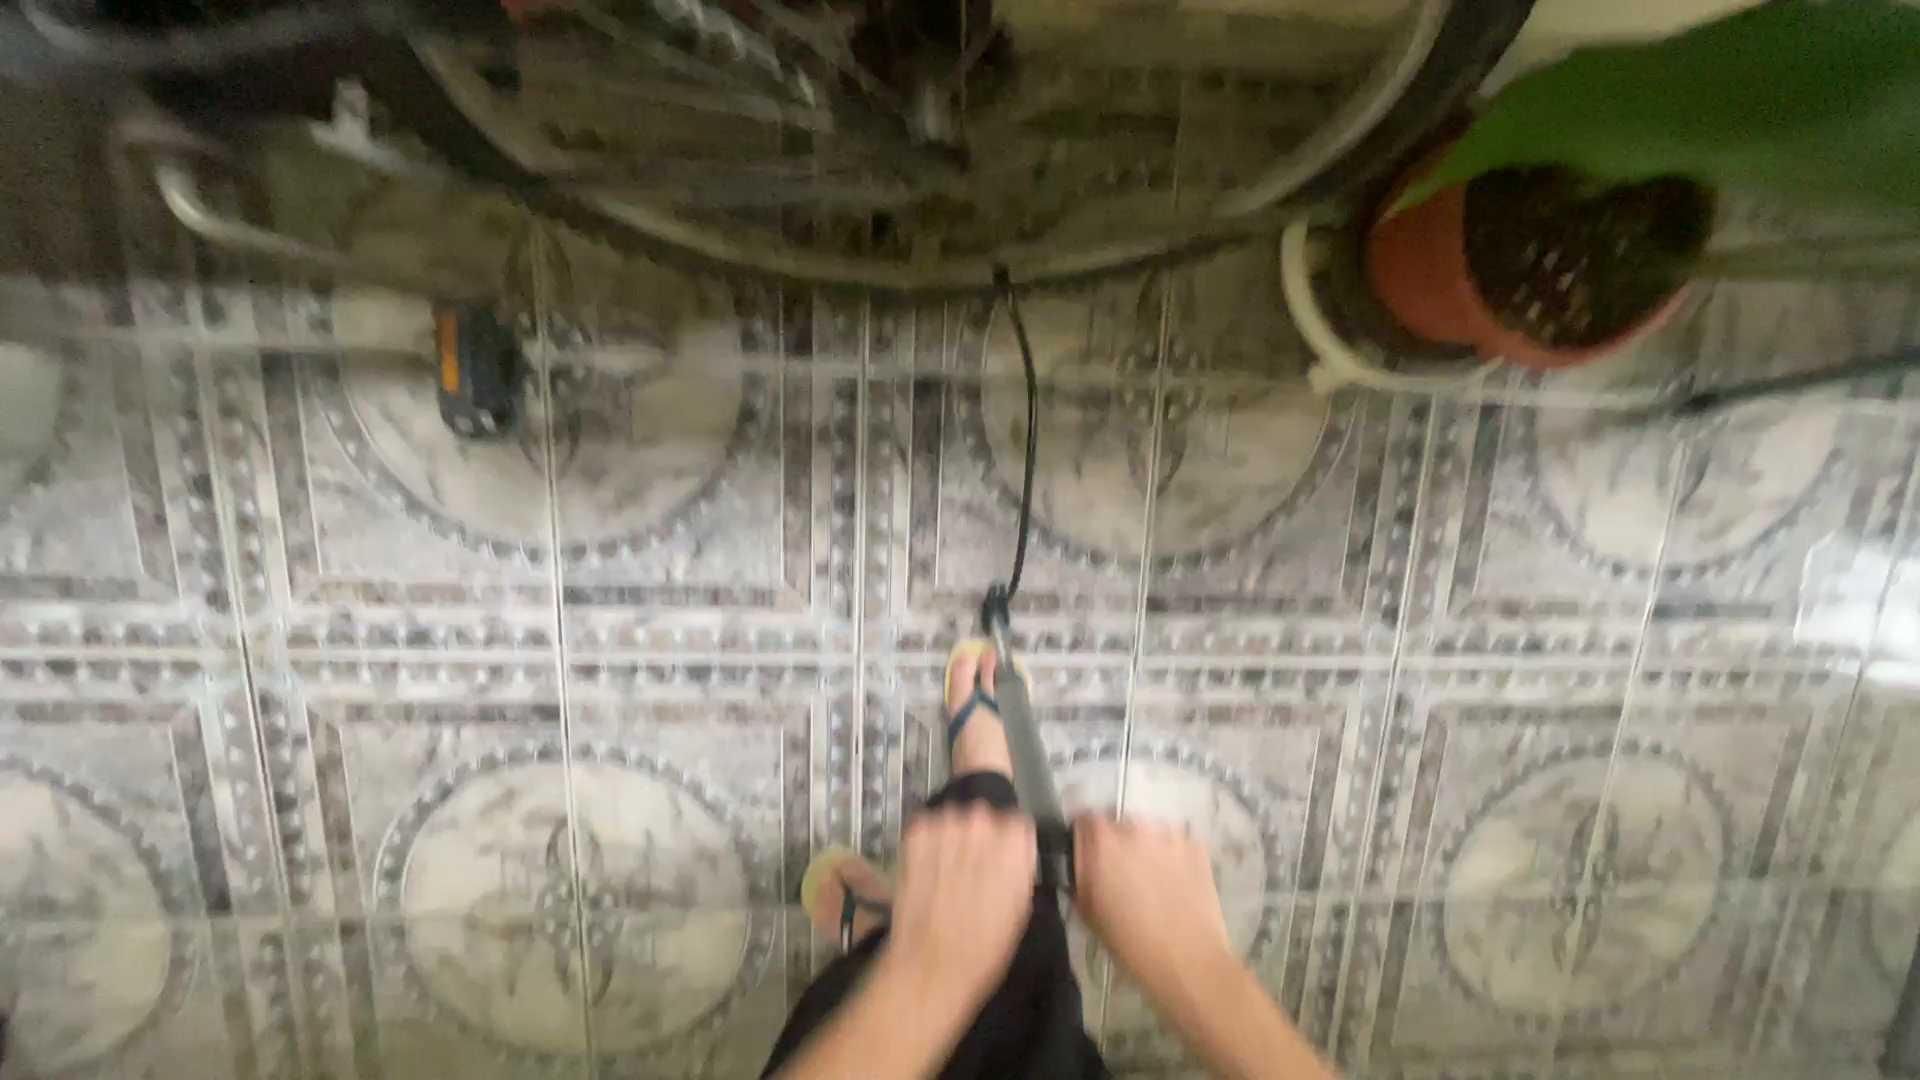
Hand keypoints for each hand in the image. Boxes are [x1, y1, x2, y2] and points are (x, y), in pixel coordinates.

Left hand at [878, 806, 1036, 1009]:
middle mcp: (982, 822)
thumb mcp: (1020, 908)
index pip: (1016, 823)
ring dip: (953, 840)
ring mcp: (946, 824)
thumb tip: (1016, 847)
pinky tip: (928, 871)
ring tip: (947, 873)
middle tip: (973, 870)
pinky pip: (927, 828)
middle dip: (979, 838)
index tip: (1001, 862)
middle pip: (984, 816)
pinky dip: (928, 844)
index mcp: (1014, 841)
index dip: (1008, 844)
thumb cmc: (985, 948)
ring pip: (954, 820)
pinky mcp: (917, 833)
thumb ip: (1020, 866)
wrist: (931, 967)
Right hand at [1073, 816, 1240, 1006]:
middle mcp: (1133, 828)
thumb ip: (1079, 876)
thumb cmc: (1132, 944)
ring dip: (1145, 847)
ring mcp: (1168, 833)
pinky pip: (1175, 841)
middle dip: (1116, 843)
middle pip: (1117, 824)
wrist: (1190, 963)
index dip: (1084, 838)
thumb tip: (1080, 862)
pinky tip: (1175, 881)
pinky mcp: (1195, 845)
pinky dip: (1172, 854)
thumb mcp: (1088, 913)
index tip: (1089, 857)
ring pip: (1148, 831)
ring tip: (1152, 879)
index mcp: (1102, 842)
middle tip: (1121, 872)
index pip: (1084, 820)